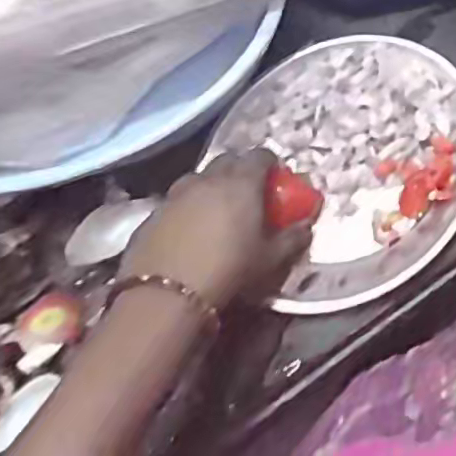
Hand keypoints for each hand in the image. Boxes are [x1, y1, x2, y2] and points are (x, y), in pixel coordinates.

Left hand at [120, 149, 313, 308]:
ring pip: (196, 179)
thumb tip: (307, 226)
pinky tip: (186, 232)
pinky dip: (184, 209)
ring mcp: (174, 198)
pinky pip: (173, 203)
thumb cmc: (227, 269)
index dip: (270, 164)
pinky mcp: (148, 219)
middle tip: (247, 192)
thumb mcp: (271, 257)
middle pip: (227, 160)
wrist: (161, 301)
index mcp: (242, 181)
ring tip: (214, 209)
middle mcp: (208, 180)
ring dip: (209, 186)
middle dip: (239, 169)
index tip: (275, 179)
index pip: (261, 155)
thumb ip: (294, 237)